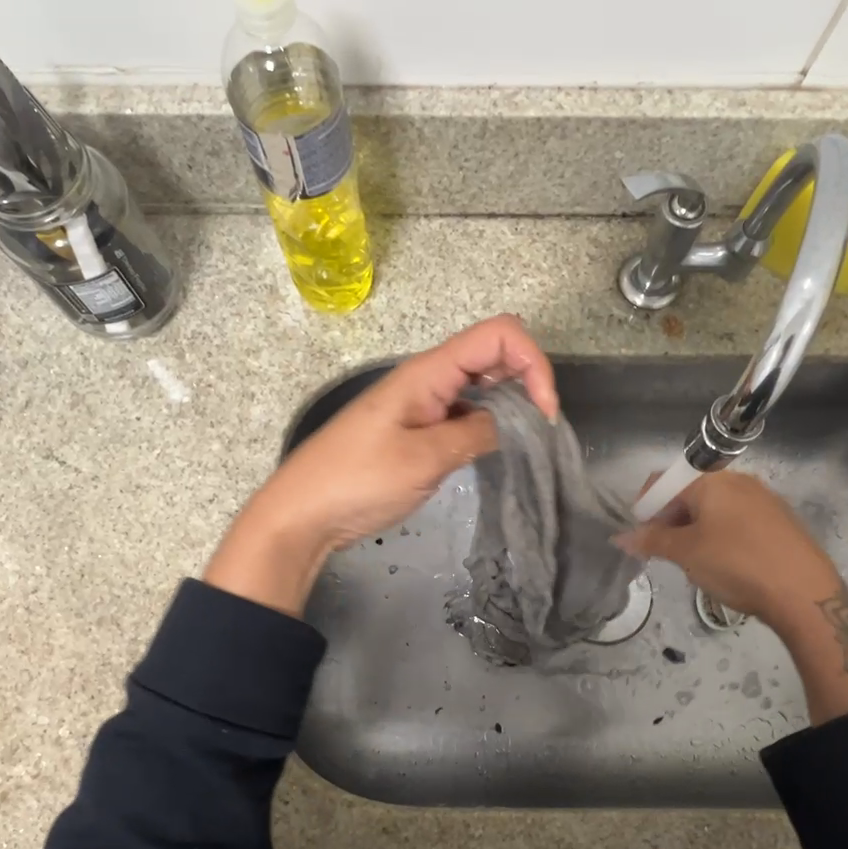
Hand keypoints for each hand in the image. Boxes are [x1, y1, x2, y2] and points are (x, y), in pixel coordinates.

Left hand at [204, 315, 558, 615]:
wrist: (302, 513)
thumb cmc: (358, 481)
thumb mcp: (425, 459)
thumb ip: (475, 433)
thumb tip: (507, 422)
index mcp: (428, 372)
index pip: (500, 334)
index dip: (534, 363)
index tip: (545, 414)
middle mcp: (426, 378)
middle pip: (493, 352)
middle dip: (527, 380)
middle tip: (539, 430)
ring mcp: (418, 402)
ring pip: (478, 382)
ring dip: (508, 401)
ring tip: (521, 442)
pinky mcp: (413, 428)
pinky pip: (461, 410)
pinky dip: (485, 421)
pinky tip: (490, 449)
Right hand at [615, 471, 839, 624]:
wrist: (804, 593)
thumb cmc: (736, 564)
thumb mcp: (686, 553)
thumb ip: (651, 541)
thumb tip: (622, 538)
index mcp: (712, 480)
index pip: (664, 481)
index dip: (646, 507)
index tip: (641, 537)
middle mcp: (738, 481)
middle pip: (689, 493)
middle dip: (669, 521)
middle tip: (663, 553)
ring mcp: (762, 500)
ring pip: (713, 509)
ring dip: (693, 531)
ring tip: (692, 563)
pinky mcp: (778, 521)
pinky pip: (736, 521)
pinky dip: (719, 536)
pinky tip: (723, 565)